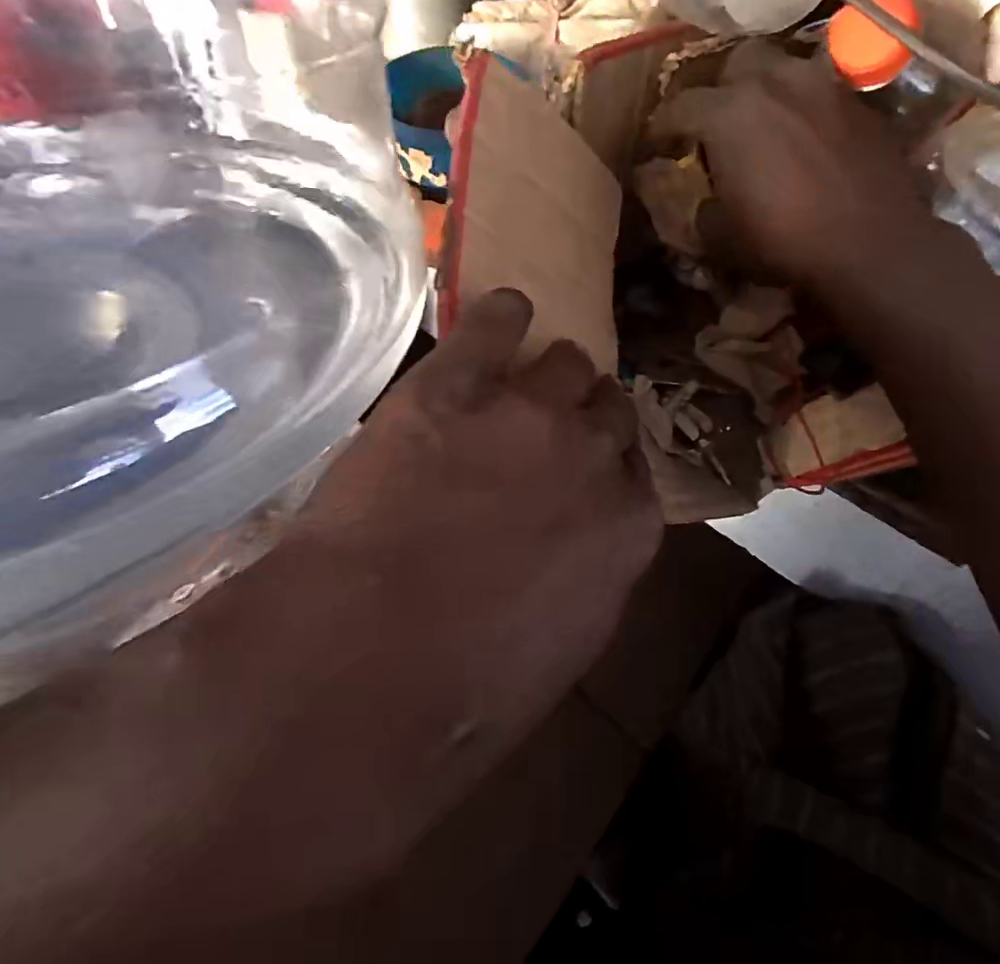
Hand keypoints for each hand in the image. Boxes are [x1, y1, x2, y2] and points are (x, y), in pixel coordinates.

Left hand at [142, 289, 661, 910]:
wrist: (364, 667)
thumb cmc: (467, 686)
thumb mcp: (564, 639)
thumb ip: (592, 570)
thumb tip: (583, 539)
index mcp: (630, 525)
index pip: (635, 467)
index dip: (606, 464)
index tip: (582, 469)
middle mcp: (594, 455)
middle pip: (607, 406)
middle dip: (583, 416)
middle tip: (546, 431)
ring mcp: (527, 414)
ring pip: (566, 362)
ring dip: (548, 375)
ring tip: (518, 383)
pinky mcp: (452, 389)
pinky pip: (497, 324)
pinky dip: (503, 317)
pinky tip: (502, 314)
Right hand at [647, 53, 937, 286]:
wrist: (871, 245)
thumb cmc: (784, 243)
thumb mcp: (723, 240)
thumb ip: (702, 213)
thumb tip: (703, 204)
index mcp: (728, 112)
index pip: (681, 106)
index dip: (663, 126)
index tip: (658, 142)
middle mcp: (773, 81)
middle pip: (735, 63)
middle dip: (719, 87)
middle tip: (715, 120)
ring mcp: (821, 85)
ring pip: (782, 67)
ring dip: (765, 87)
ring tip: (764, 119)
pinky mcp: (857, 102)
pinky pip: (819, 89)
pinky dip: (803, 105)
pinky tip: (805, 133)